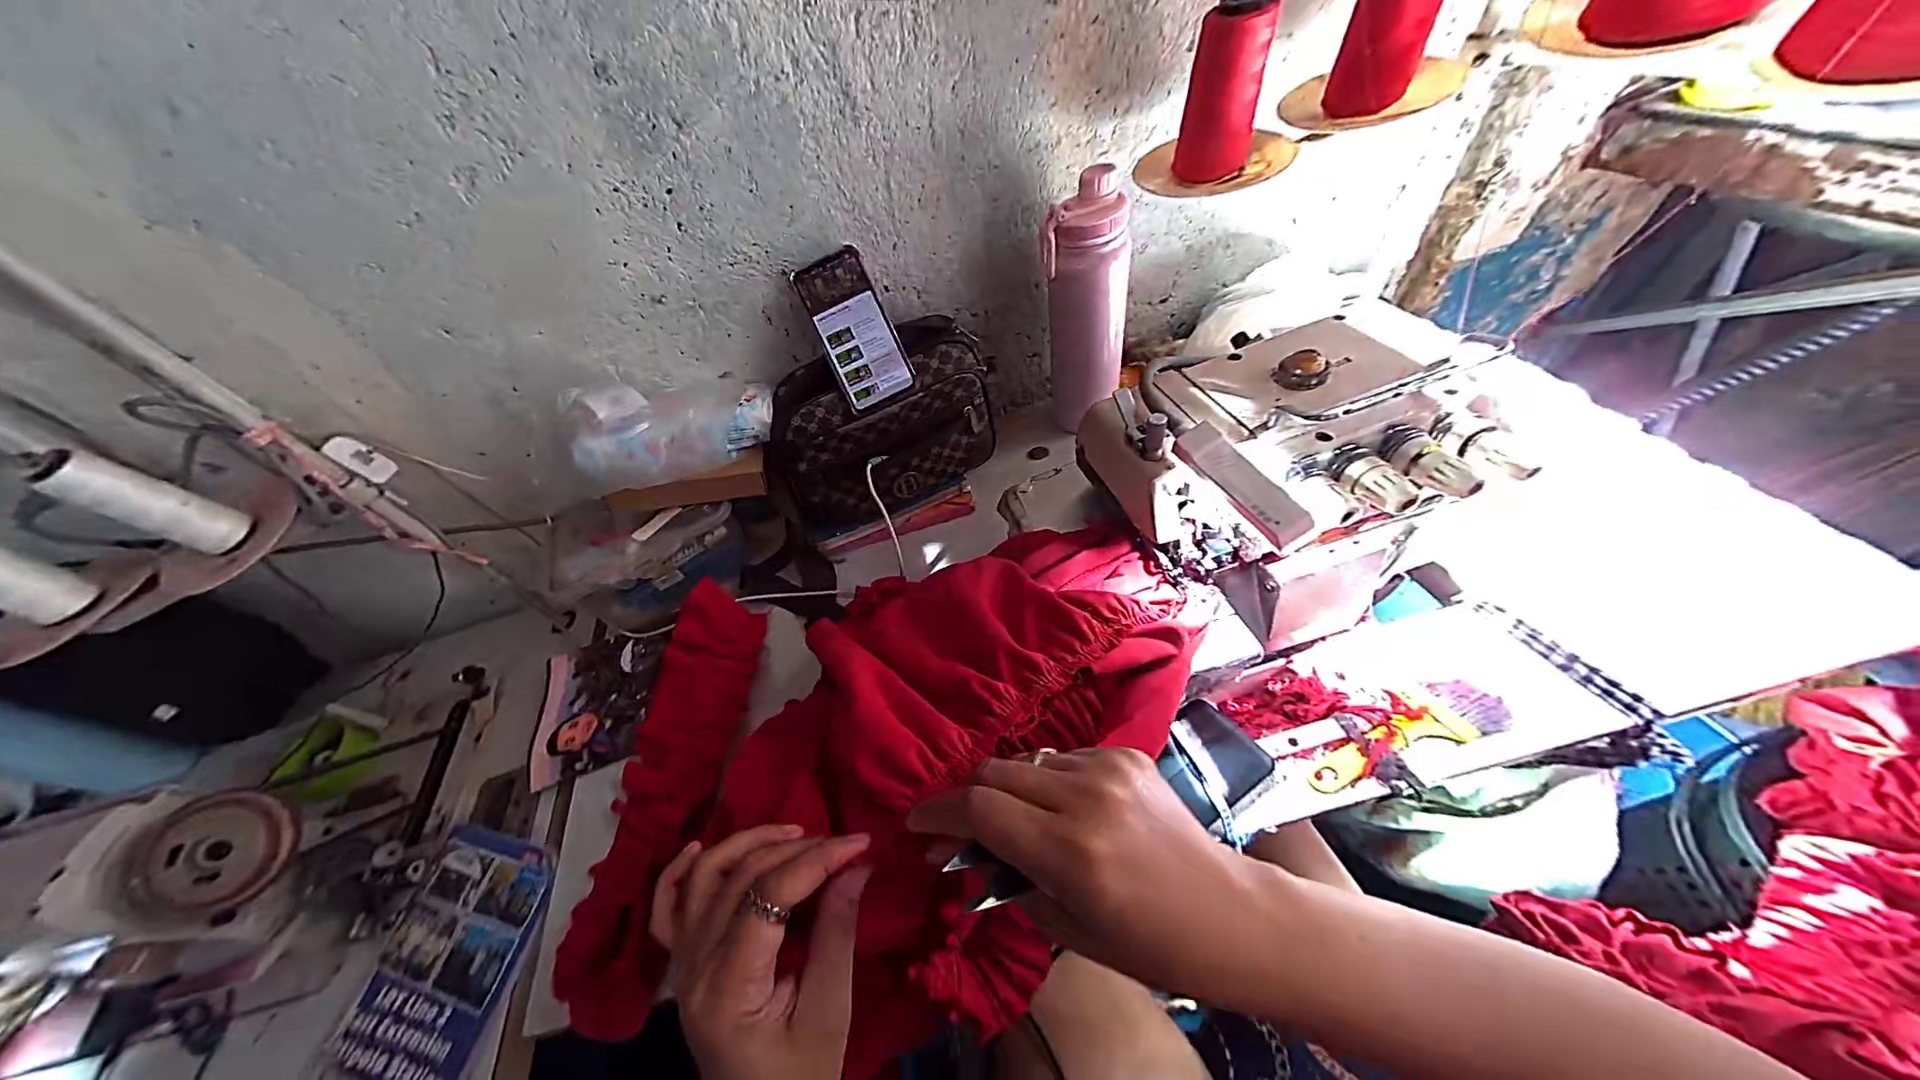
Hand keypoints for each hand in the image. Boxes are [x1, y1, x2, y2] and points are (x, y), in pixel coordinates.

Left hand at [650, 825, 872, 1079]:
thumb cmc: (800, 1075)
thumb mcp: (828, 1012)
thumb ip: (837, 934)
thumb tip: (858, 866)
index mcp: (728, 988)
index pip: (769, 896)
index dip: (817, 859)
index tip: (860, 842)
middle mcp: (694, 968)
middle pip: (741, 879)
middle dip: (798, 849)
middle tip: (843, 844)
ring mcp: (682, 963)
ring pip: (705, 878)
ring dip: (748, 843)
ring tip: (795, 832)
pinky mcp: (683, 963)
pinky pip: (667, 908)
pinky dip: (680, 871)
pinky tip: (702, 846)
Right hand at [907, 748, 1271, 1001]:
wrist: (1231, 913)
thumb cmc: (1151, 943)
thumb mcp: (1069, 927)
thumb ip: (1009, 879)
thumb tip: (963, 851)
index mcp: (1072, 850)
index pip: (979, 810)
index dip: (938, 813)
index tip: (916, 824)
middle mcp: (1087, 796)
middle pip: (994, 774)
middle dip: (965, 799)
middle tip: (956, 830)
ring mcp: (1110, 767)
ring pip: (1026, 762)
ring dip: (1007, 789)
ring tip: (1015, 823)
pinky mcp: (1127, 754)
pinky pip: (1062, 758)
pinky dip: (1046, 782)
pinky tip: (1062, 810)